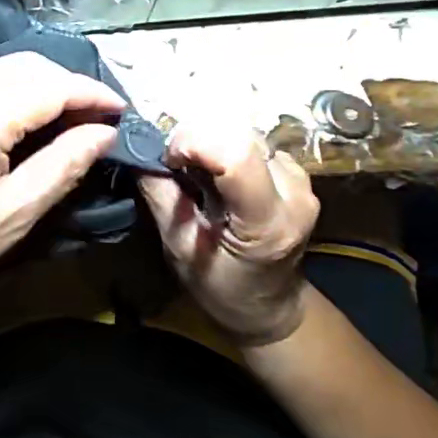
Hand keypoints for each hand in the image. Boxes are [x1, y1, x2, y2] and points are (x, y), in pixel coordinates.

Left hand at [0, 52, 124, 319]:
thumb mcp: (11, 217)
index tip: (125, 111)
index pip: (49, 87)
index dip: (92, 95)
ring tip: (79, 119)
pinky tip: (39, 118)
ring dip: (48, 86)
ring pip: (9, 68)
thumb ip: (62, 166)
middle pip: (29, 66)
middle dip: (72, 85)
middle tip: (104, 118)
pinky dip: (21, 92)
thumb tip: (106, 134)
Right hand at [140, 127, 318, 345]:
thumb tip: (137, 145)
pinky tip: (217, 174)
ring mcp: (301, 180)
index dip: (195, 143)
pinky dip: (226, 148)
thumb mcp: (178, 247)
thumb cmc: (220, 286)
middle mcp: (294, 194)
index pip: (237, 156)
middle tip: (177, 165)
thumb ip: (160, 194)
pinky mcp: (296, 171)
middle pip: (240, 137)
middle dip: (199, 140)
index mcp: (267, 223)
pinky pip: (254, 141)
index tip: (169, 158)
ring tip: (197, 173)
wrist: (268, 304)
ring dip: (212, 143)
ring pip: (245, 133)